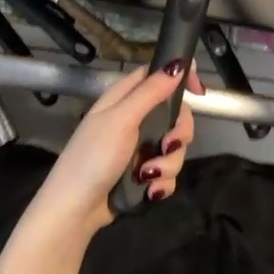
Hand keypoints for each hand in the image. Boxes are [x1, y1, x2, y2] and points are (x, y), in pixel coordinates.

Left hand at [24, 62, 203, 237]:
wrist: (75, 210)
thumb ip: (150, 92)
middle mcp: (134, 120)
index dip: (179, 78)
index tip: (198, 92)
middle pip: (175, 114)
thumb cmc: (93, 158)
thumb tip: (178, 64)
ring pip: (174, 147)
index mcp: (124, 99)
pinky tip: (148, 192)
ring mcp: (139, 148)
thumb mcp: (121, 120)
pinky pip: (168, 172)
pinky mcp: (143, 174)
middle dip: (178, 134)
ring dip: (167, 165)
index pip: (157, 76)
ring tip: (146, 176)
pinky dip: (161, 183)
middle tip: (168, 146)